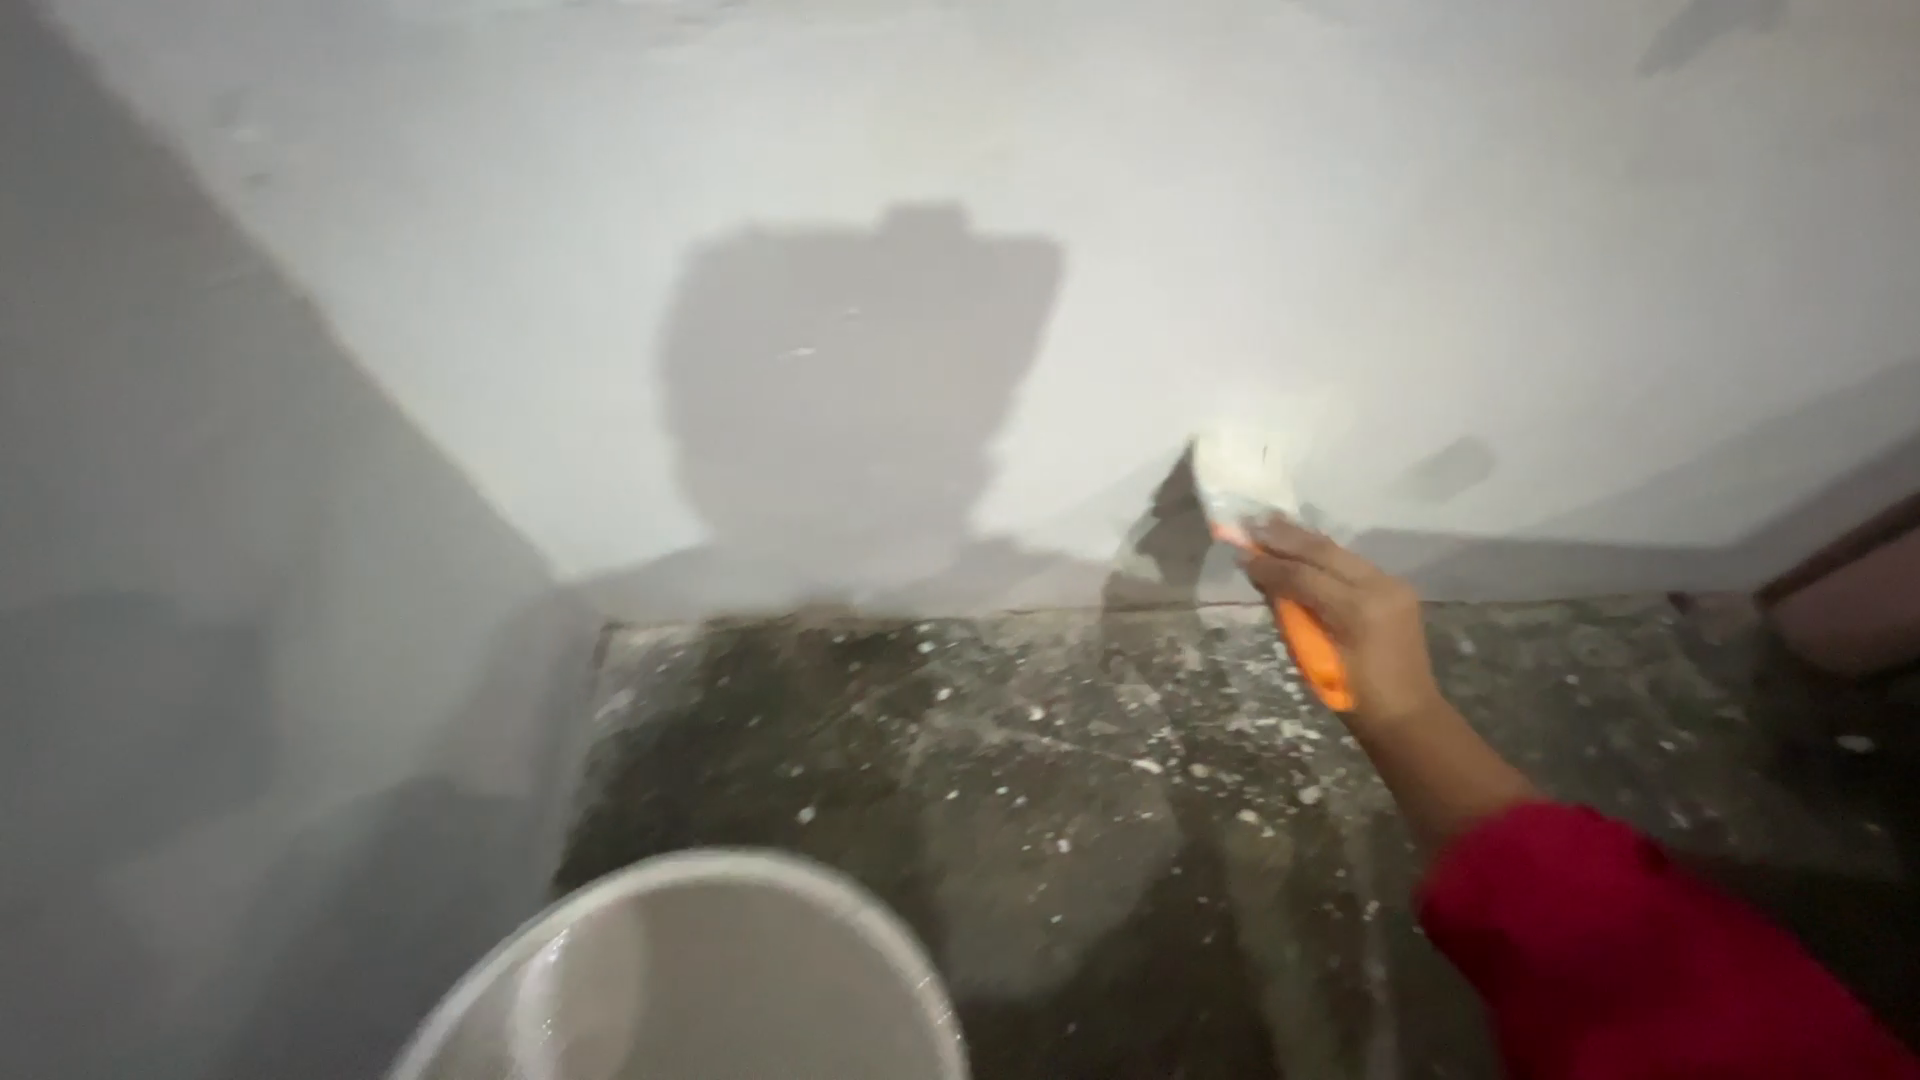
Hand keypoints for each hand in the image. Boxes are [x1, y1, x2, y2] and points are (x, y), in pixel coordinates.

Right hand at [1231, 519, 1443, 724]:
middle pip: (1323, 552)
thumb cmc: (1350, 694)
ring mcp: (1391, 583)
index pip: (1303, 576)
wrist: (1405, 710)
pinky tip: (1299, 542)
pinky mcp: (1393, 585)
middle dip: (1284, 537)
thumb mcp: (1309, 655)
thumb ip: (1288, 612)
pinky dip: (1321, 551)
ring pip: (1338, 551)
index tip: (1240, 554)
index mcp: (1358, 610)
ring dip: (1302, 537)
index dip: (1269, 564)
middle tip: (1251, 524)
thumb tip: (1263, 579)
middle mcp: (1379, 587)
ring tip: (1270, 522)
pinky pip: (1349, 561)